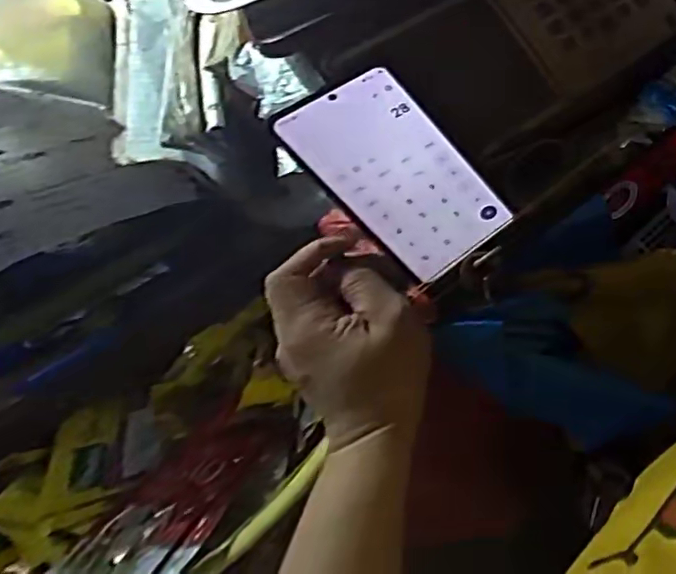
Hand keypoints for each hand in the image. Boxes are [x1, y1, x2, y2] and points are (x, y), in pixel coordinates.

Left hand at [265, 236, 430, 450]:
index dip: (314, 250)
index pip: (285, 275)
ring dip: (343, 284)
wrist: (379, 434)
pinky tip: (374, 306)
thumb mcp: (390, 318)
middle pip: (299, 286)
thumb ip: (366, 283)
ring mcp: (300, 351)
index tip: (352, 241)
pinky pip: (322, 318)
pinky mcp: (314, 360)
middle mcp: (289, 337)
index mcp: (301, 326)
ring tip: (383, 281)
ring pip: (313, 301)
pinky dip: (344, 302)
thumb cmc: (389, 374)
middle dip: (336, 265)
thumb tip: (350, 268)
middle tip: (378, 262)